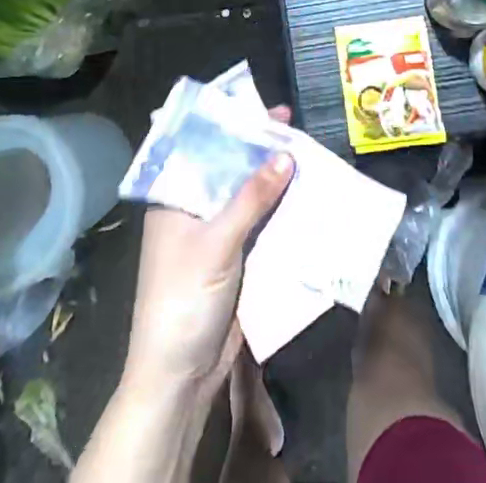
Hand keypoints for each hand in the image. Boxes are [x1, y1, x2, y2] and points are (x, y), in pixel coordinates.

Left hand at [123, 121, 294, 396]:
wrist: (181, 374)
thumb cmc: (184, 298)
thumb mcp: (216, 243)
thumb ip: (251, 199)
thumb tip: (286, 155)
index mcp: (174, 199)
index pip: (205, 151)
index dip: (236, 129)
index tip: (269, 111)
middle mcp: (193, 211)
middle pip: (231, 172)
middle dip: (261, 153)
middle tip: (297, 129)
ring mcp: (216, 236)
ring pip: (249, 199)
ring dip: (276, 182)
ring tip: (310, 156)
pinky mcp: (236, 260)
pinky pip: (261, 227)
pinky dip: (281, 213)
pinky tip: (308, 198)